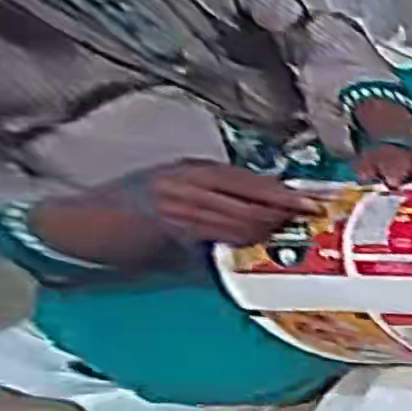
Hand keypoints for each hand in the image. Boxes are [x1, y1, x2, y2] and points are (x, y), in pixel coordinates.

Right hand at [137, 160, 323, 244]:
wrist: (96, 220)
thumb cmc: (150, 200)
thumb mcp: (191, 182)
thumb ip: (232, 187)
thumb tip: (284, 196)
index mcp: (195, 170)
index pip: (252, 182)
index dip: (286, 195)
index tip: (315, 205)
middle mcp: (186, 186)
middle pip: (254, 206)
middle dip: (284, 217)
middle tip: (307, 223)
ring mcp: (180, 209)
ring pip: (245, 225)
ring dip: (270, 232)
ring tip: (284, 234)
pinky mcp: (177, 231)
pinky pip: (227, 238)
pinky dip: (248, 240)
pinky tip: (256, 240)